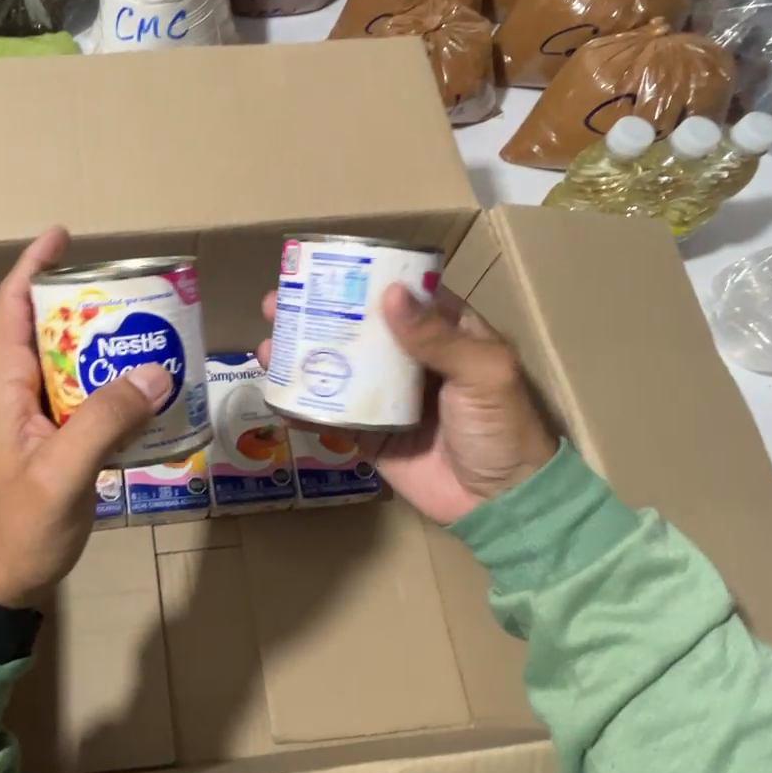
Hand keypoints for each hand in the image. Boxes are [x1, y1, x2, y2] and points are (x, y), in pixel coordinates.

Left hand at [0, 227, 171, 609]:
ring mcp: (31, 421)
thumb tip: (156, 371)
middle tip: (135, 293)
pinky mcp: (49, 445)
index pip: (12, 306)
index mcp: (2, 385)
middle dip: (86, 304)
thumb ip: (106, 420)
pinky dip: (112, 389)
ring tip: (151, 334)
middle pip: (47, 329)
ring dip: (104, 348)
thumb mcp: (62, 474)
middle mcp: (13, 393)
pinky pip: (83, 401)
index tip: (63, 235)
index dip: (34, 265)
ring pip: (69, 365)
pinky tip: (147, 393)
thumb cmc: (14, 530)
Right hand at [258, 284, 557, 525]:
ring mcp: (386, 399)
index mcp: (444, 334)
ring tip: (268, 347)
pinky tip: (275, 396)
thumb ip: (437, 336)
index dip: (362, 278)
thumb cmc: (503, 429)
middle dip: (315, 314)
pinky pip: (331, 416)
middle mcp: (410, 360)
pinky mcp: (369, 435)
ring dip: (301, 356)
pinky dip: (302, 407)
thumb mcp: (483, 373)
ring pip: (337, 368)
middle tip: (276, 305)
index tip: (321, 267)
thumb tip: (389, 294)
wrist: (500, 504)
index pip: (398, 294)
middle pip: (356, 329)